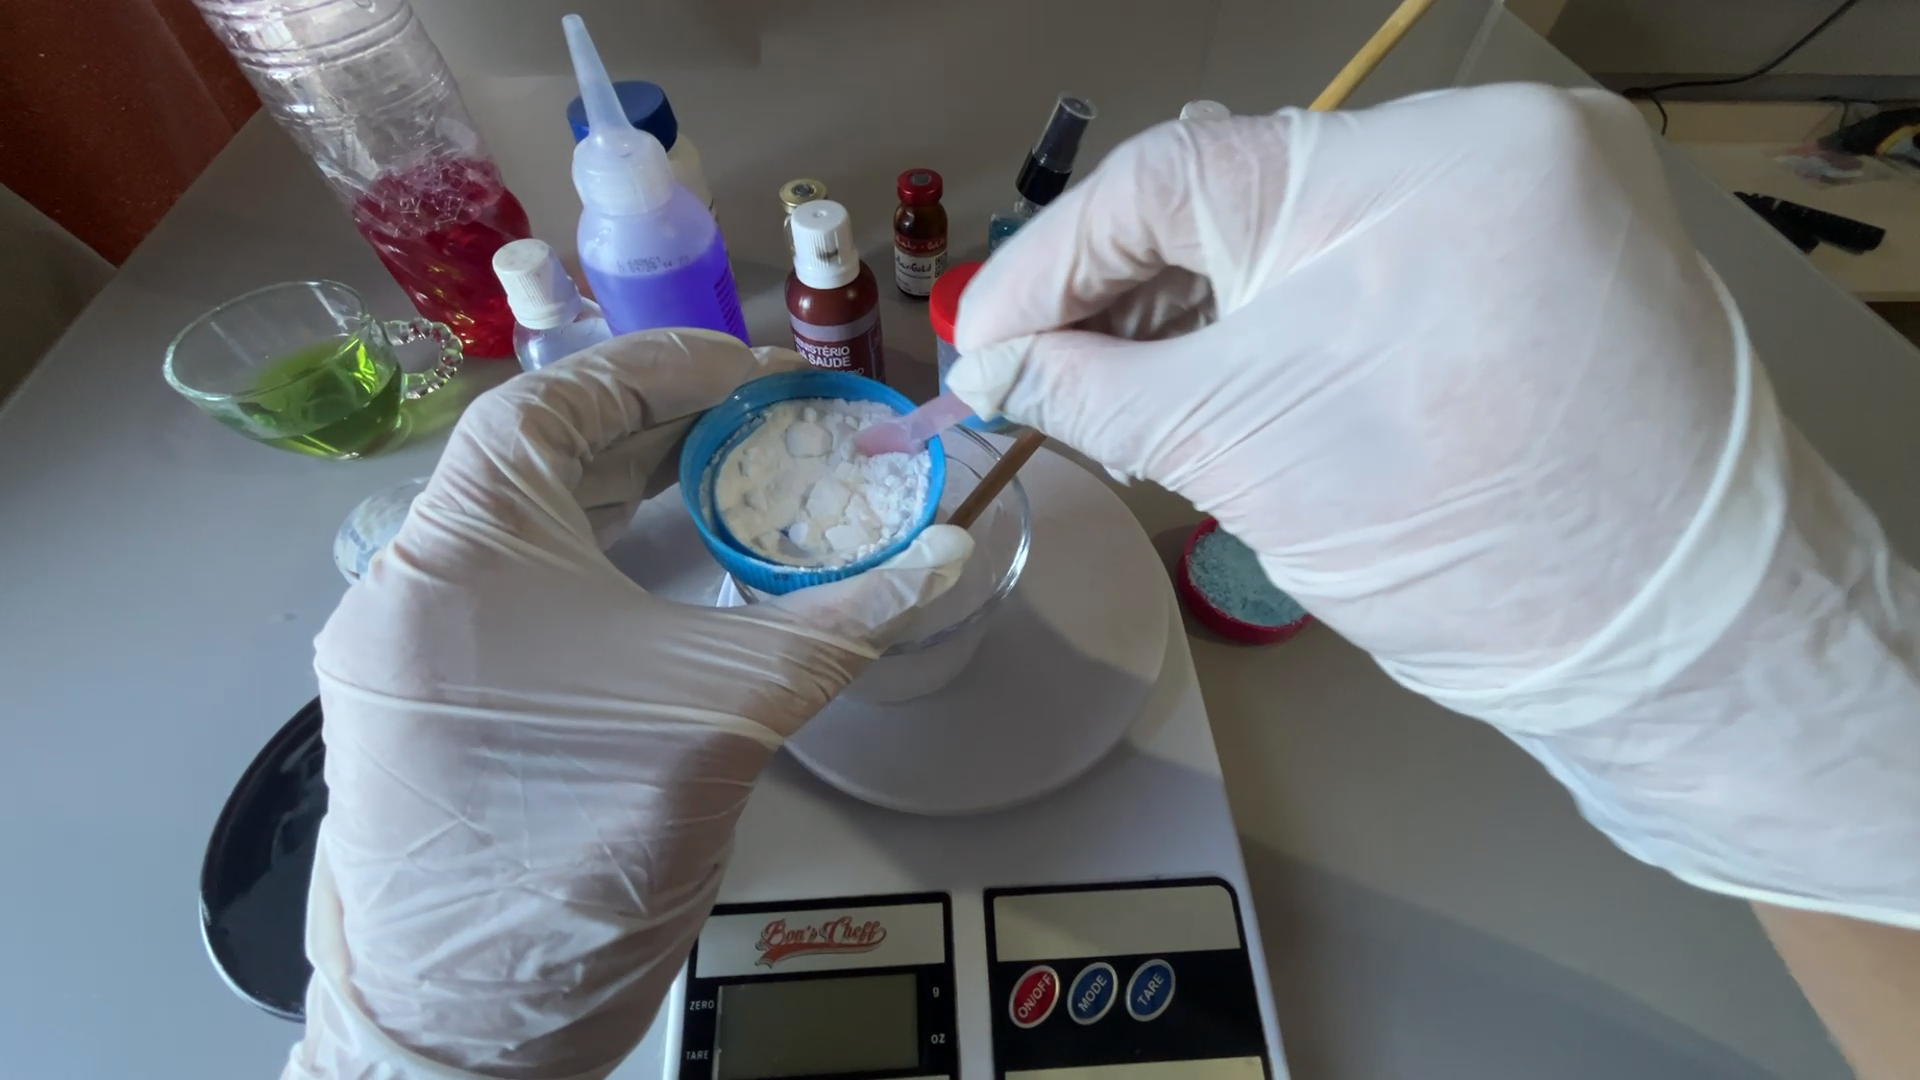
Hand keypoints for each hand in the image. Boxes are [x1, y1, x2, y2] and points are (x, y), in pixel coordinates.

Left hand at [287, 330, 970, 1078]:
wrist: (480, 1026)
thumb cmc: (585, 847)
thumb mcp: (730, 712)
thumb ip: (844, 621)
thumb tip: (949, 553)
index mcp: (462, 553)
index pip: (551, 405)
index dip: (657, 369)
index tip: (751, 368)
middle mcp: (428, 579)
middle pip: (555, 457)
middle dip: (666, 425)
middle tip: (767, 415)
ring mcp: (438, 639)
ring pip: (551, 521)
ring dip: (647, 488)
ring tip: (743, 469)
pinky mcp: (463, 689)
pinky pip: (550, 582)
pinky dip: (626, 553)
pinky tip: (694, 558)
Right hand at [949, 85, 1919, 926]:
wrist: (1648, 640)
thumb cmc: (1452, 543)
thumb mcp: (1240, 451)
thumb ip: (1091, 392)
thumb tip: (984, 370)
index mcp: (1411, 171)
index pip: (1169, 180)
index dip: (1050, 260)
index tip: (978, 337)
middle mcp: (1457, 155)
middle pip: (1213, 203)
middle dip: (1099, 294)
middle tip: (1020, 366)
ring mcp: (1477, 206)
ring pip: (1260, 244)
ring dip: (1158, 319)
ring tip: (1087, 388)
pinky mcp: (1479, 267)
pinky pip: (1313, 280)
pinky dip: (1227, 333)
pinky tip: (1170, 382)